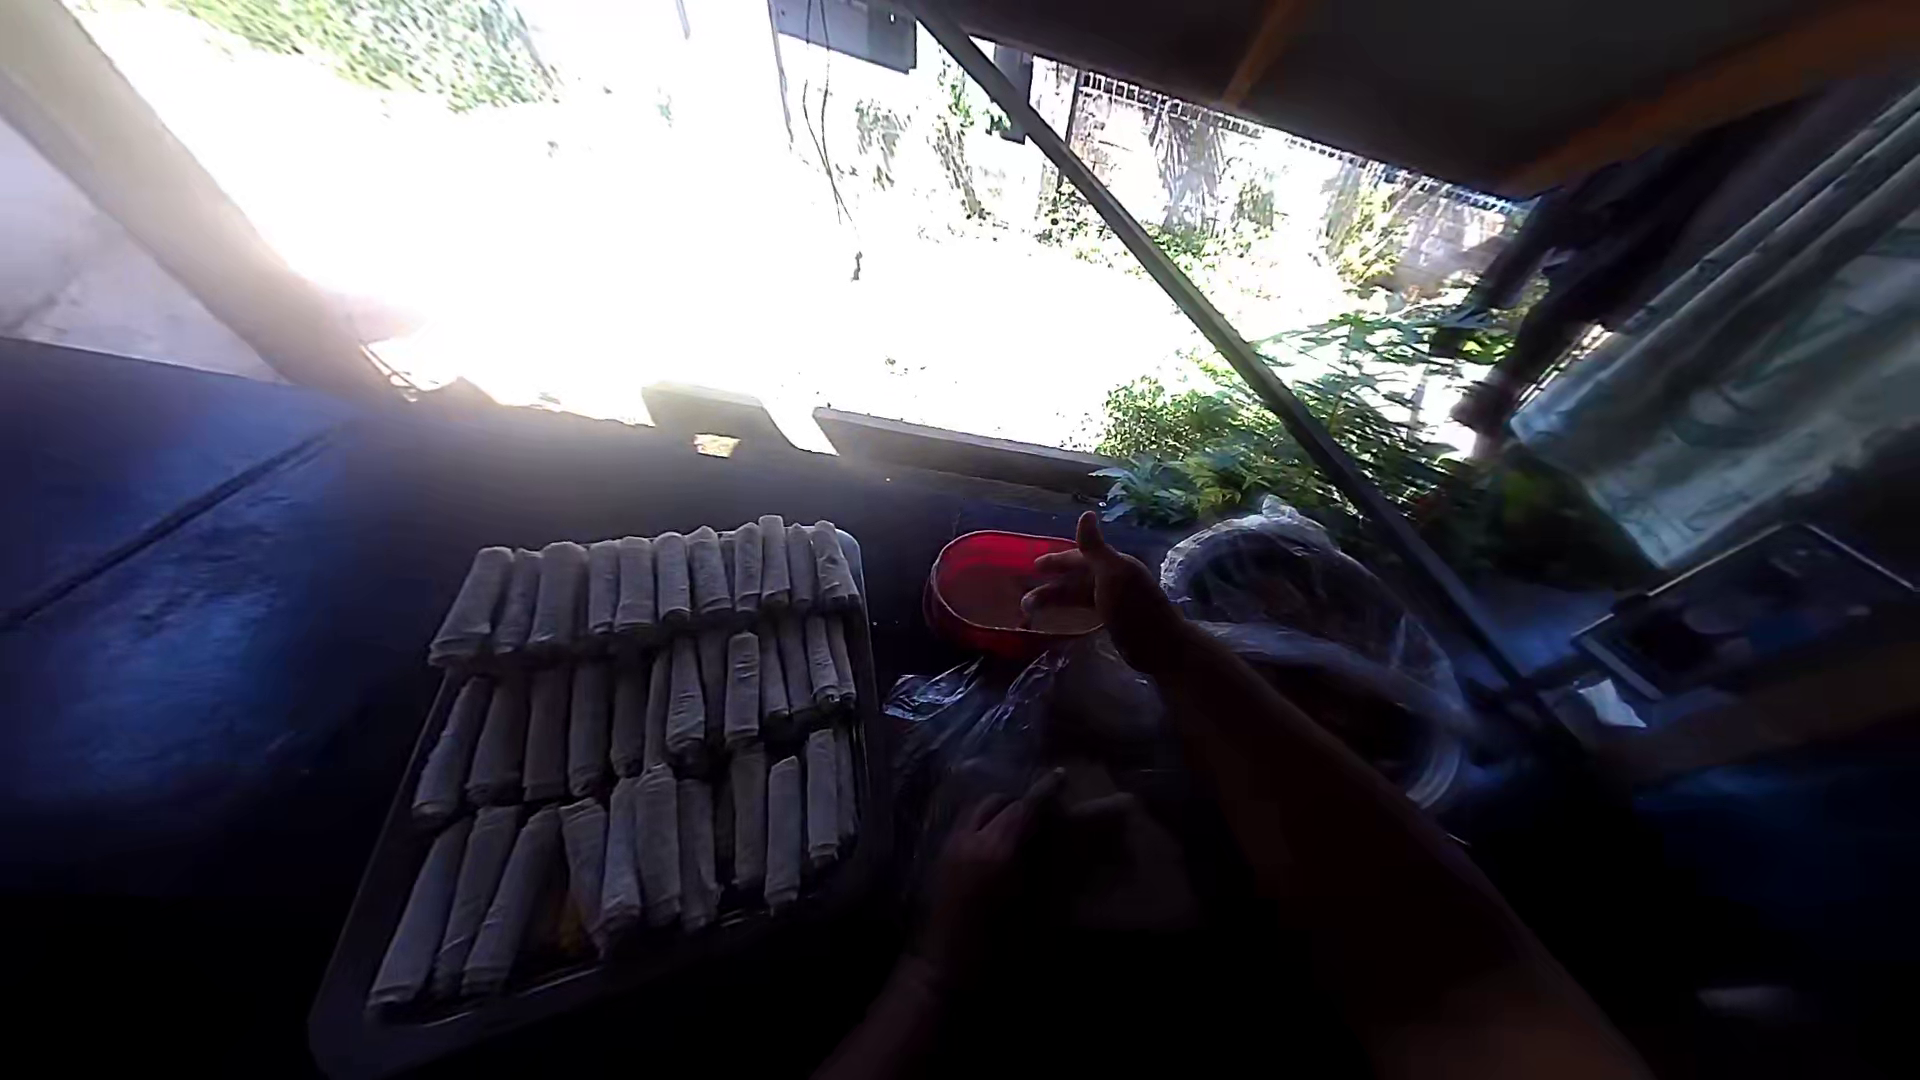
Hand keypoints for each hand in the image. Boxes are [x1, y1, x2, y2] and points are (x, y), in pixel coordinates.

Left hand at [917, 770, 1063, 977]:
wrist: (939, 976)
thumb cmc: (993, 958)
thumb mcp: (1030, 918)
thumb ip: (1039, 871)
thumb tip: (1051, 843)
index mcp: (995, 853)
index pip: (1022, 809)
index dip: (1043, 791)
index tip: (1060, 776)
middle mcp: (969, 839)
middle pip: (996, 801)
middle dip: (1019, 802)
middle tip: (1041, 814)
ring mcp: (950, 845)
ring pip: (976, 808)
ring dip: (998, 809)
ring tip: (1018, 826)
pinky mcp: (939, 857)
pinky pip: (964, 823)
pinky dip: (983, 821)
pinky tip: (995, 841)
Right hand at [1022, 511, 1187, 674]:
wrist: (1161, 647)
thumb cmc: (1134, 608)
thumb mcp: (1112, 574)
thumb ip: (1095, 547)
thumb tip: (1086, 513)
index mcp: (1112, 565)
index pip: (1079, 557)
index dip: (1057, 560)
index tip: (1034, 565)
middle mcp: (1112, 580)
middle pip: (1075, 579)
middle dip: (1050, 585)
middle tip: (1025, 596)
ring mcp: (1113, 602)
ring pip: (1076, 597)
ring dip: (1053, 601)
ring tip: (1029, 610)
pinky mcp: (1113, 622)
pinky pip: (1083, 612)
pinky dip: (1068, 613)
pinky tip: (1058, 621)